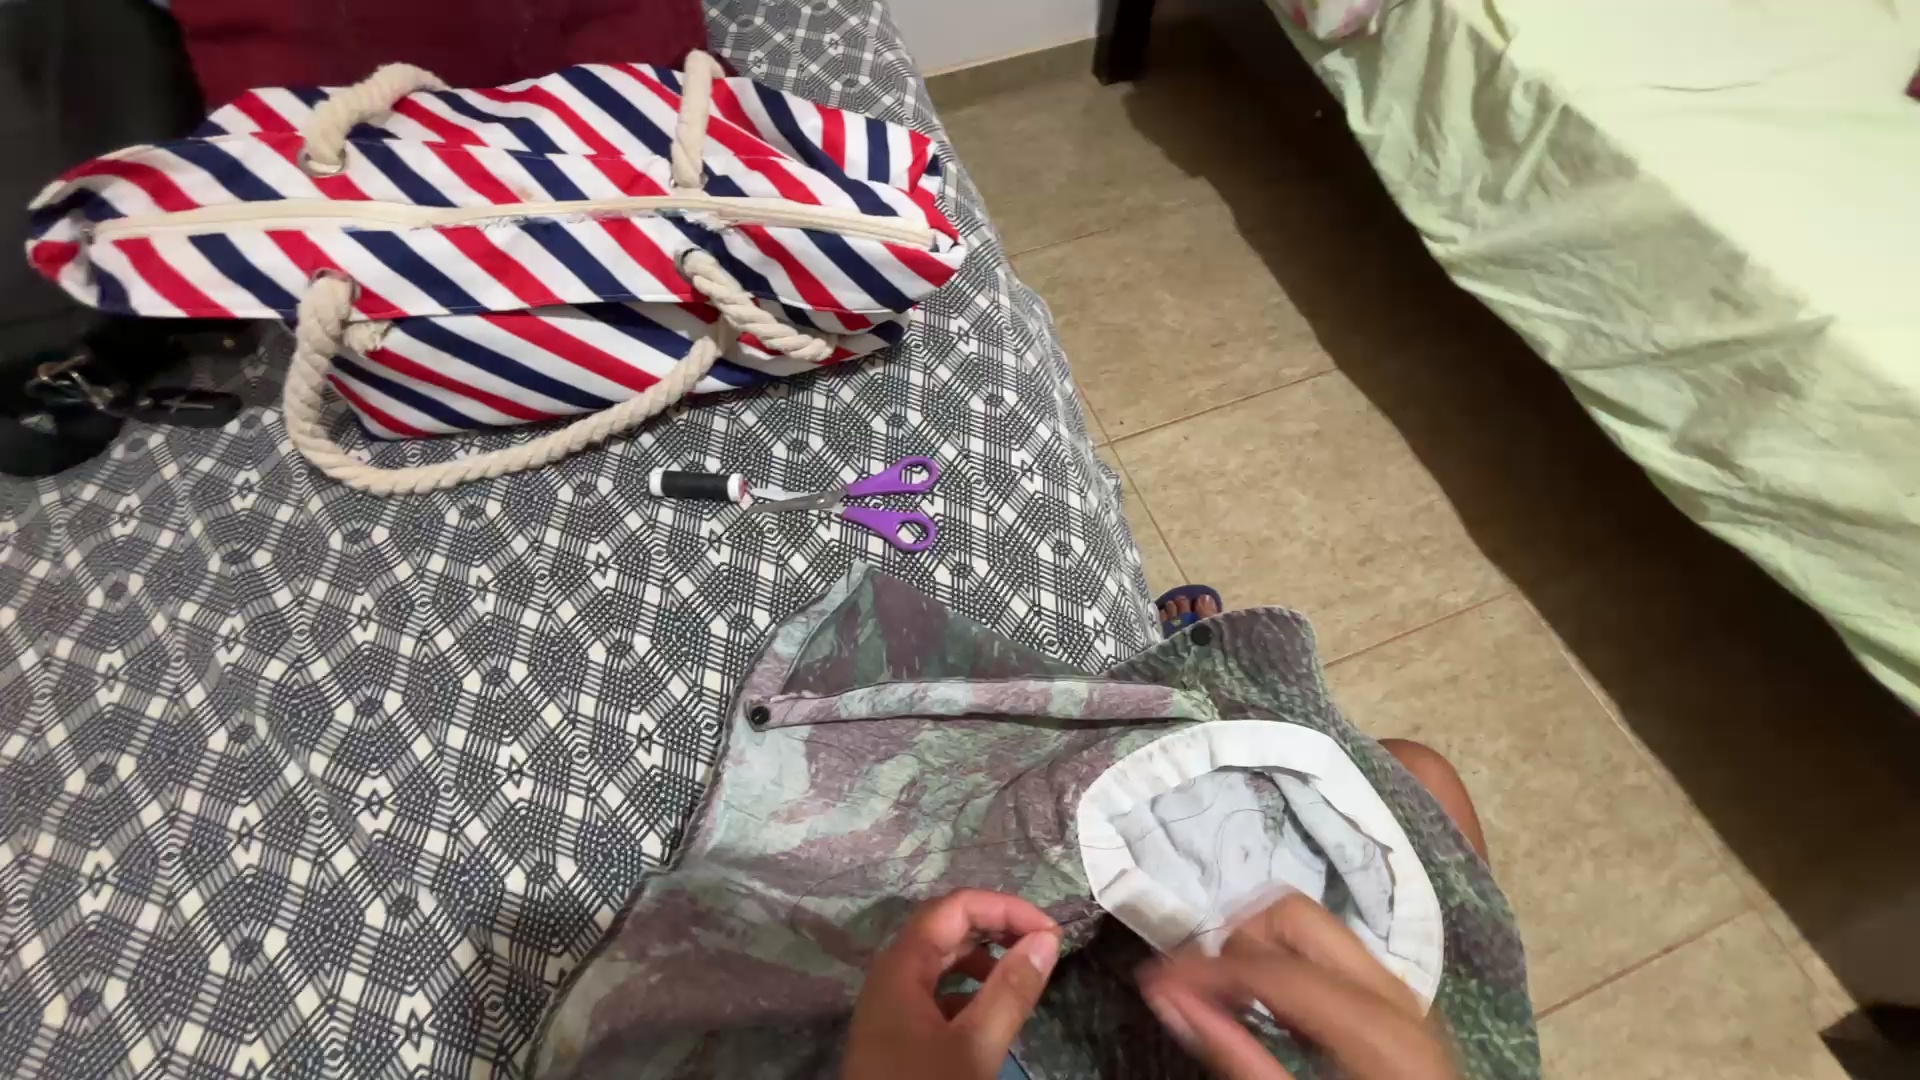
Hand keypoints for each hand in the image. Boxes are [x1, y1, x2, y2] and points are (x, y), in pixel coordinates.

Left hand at [843, 889, 1062, 1079]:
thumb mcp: (974, 1049)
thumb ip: (1010, 990)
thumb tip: (1046, 938)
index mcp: (901, 965)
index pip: (955, 907)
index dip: (1004, 907)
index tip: (1050, 931)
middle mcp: (892, 975)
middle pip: (946, 927)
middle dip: (996, 927)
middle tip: (1043, 945)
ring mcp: (892, 1007)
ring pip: (941, 961)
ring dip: (983, 958)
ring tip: (1022, 975)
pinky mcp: (898, 1037)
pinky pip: (937, 993)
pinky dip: (969, 990)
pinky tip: (993, 1011)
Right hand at [1139, 893, 1460, 1079]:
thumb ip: (1236, 1056)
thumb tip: (1167, 998)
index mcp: (1377, 1027)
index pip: (1273, 970)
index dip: (1206, 971)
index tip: (1156, 982)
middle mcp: (1393, 989)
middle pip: (1292, 914)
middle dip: (1239, 940)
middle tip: (1210, 988)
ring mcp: (1398, 987)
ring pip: (1308, 921)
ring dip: (1261, 946)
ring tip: (1238, 998)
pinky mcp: (1395, 995)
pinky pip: (1327, 947)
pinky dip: (1288, 960)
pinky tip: (1275, 1009)